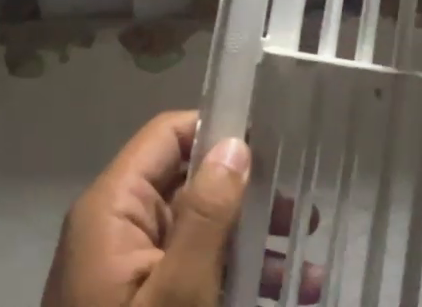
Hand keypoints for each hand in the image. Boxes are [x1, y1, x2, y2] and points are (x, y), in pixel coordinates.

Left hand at [43, 112, 322, 306]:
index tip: (274, 145)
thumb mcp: (178, 291)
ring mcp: (131, 266)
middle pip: (190, 184)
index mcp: (114, 206)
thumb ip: (205, 216)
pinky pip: (194, 269)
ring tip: (307, 267)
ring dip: (253, 243)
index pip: (170, 136)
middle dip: (249, 197)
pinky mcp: (143, 298)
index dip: (219, 131)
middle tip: (304, 216)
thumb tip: (235, 144)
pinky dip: (235, 275)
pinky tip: (285, 292)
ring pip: (200, 231)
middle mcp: (119, 225)